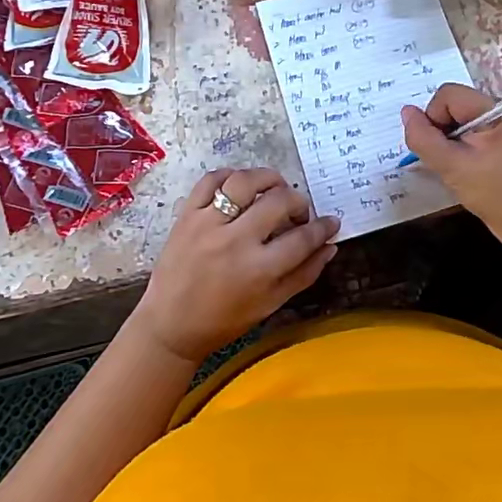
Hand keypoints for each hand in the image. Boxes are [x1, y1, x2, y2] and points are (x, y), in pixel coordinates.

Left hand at [132, 168, 339, 362]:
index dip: (323, 227)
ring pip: (245, 181)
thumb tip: (330, 246)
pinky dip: (230, 175)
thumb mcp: (270, 305)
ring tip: (275, 188)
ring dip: (268, 179)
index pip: (302, 238)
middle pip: (278, 202)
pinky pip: (210, 180)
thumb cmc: (224, 320)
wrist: (170, 325)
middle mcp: (234, 241)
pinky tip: (241, 185)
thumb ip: (304, 274)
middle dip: (299, 202)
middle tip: (299, 212)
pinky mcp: (186, 215)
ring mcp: (207, 223)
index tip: (331, 221)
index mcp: (258, 270)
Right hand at [401, 84, 501, 239]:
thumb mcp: (451, 166)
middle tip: (449, 159)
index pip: (448, 95)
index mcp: (497, 109)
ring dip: (449, 139)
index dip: (434, 118)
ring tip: (458, 164)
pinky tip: (465, 165)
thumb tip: (407, 112)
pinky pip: (468, 129)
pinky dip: (459, 144)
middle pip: (453, 104)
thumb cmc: (493, 194)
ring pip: (457, 118)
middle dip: (442, 130)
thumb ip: (423, 138)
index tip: (441, 149)